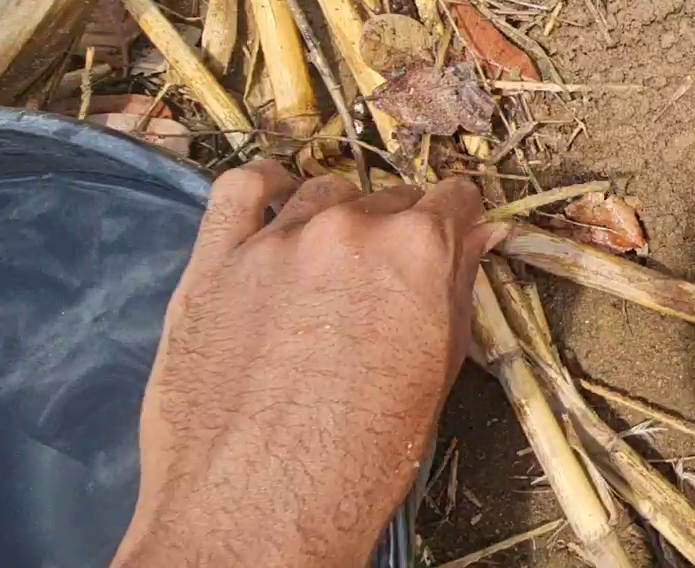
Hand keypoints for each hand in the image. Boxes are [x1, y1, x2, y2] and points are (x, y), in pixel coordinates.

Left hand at [112, 163, 498, 567]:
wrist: (264, 509)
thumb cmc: (377, 439)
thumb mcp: (445, 355)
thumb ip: (461, 280)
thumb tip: (480, 232)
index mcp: (422, 244)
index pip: (456, 195)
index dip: (459, 220)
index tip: (452, 240)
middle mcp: (356, 225)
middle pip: (394, 195)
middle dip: (401, 227)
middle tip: (387, 276)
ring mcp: (280, 240)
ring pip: (327, 190)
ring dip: (342, 214)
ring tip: (332, 261)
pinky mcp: (214, 263)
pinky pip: (240, 189)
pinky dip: (266, 187)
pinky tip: (277, 205)